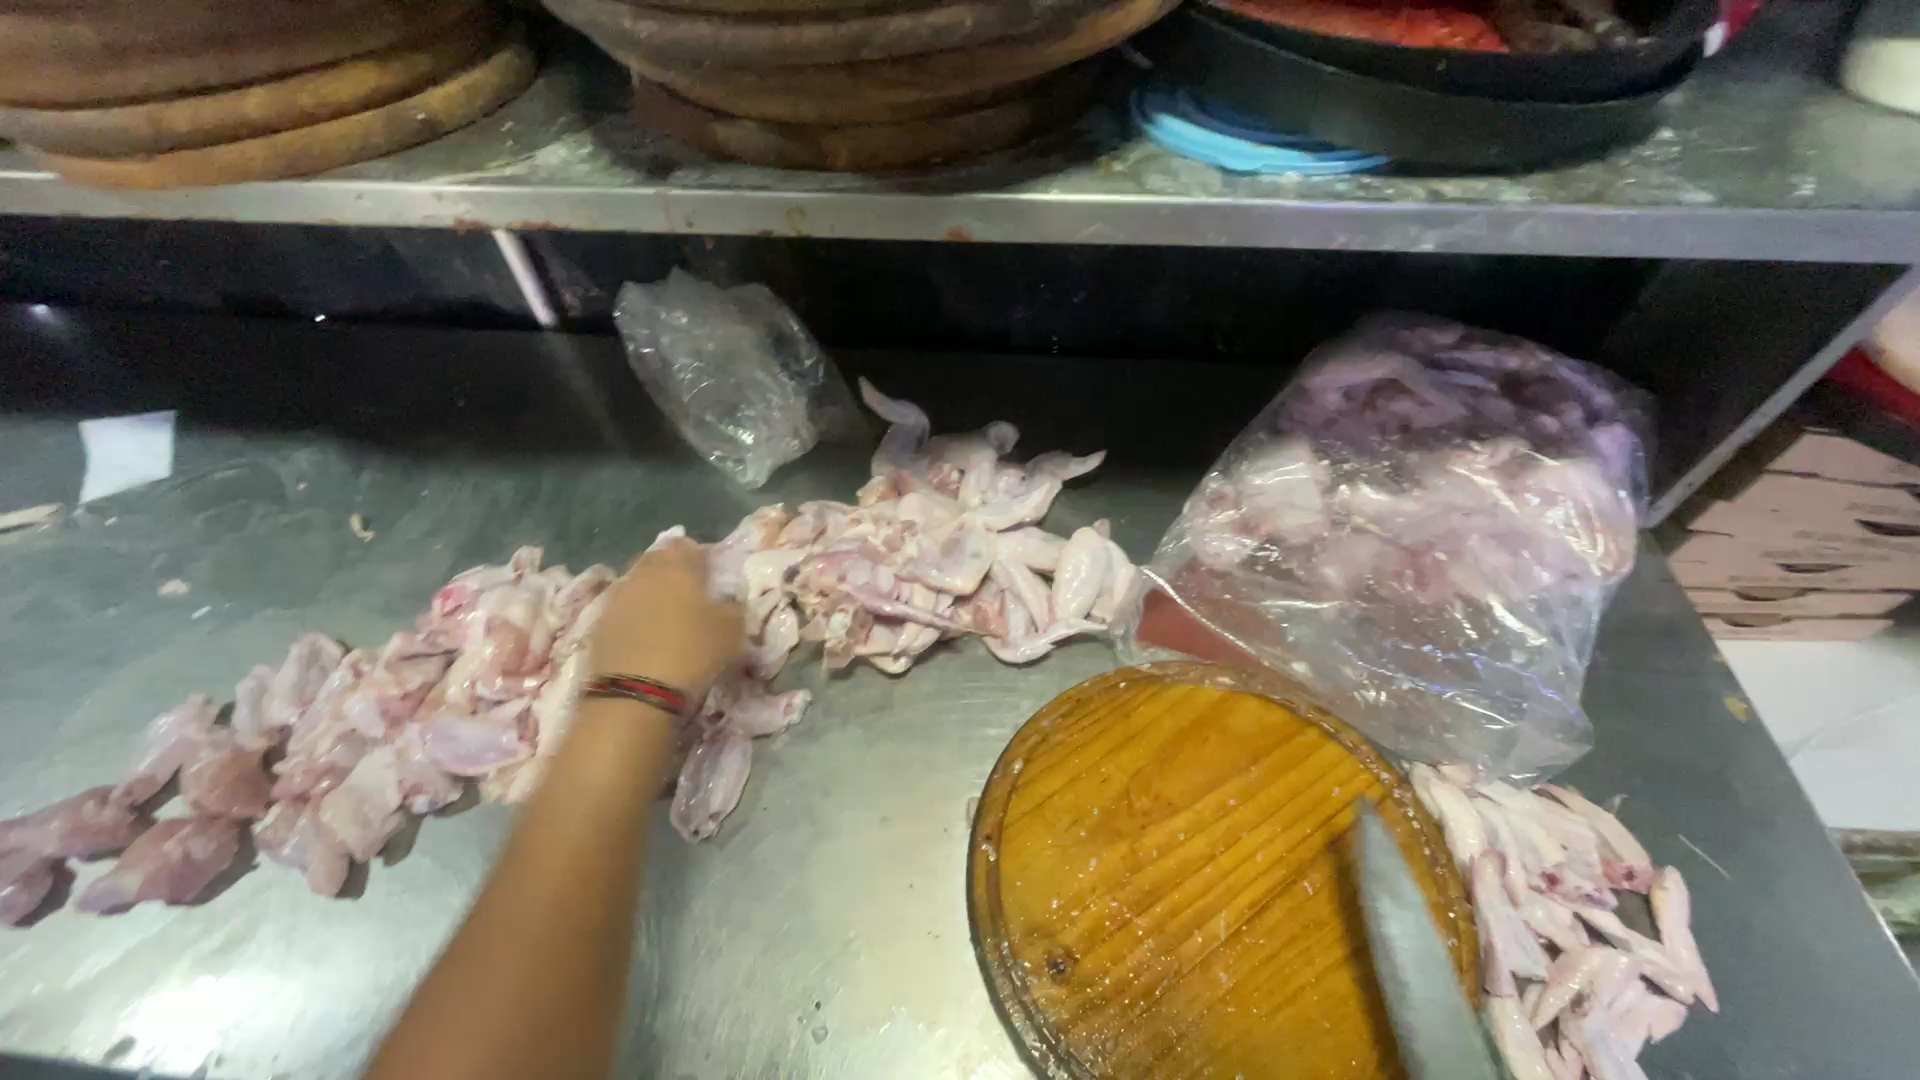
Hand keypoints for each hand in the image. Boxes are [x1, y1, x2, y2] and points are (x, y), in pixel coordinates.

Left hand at [587, 539, 743, 700]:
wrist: (636, 693)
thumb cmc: (693, 650)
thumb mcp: (733, 630)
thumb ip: (733, 608)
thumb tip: (728, 604)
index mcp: (676, 566)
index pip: (686, 545)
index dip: (699, 558)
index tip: (710, 577)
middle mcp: (642, 574)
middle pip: (656, 561)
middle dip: (672, 573)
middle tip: (690, 596)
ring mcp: (616, 600)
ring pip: (636, 586)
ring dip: (651, 597)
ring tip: (667, 620)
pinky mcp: (598, 627)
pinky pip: (622, 613)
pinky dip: (635, 621)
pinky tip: (646, 640)